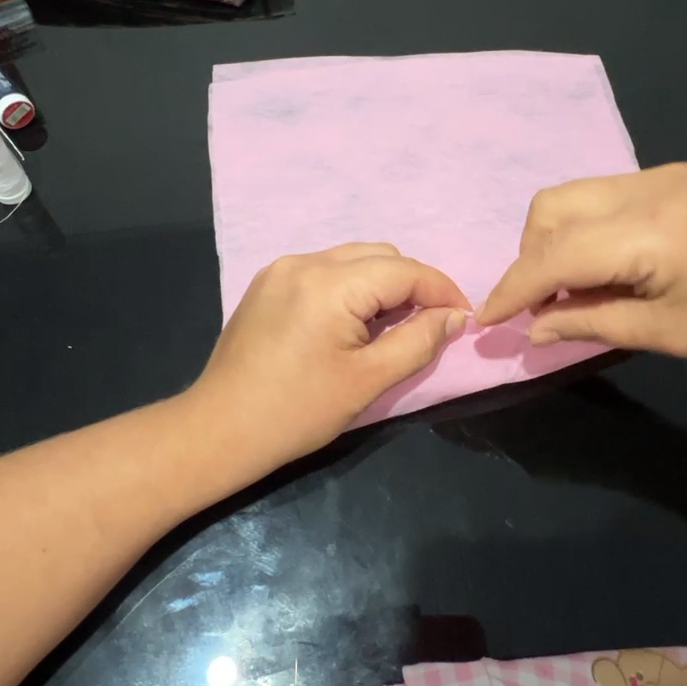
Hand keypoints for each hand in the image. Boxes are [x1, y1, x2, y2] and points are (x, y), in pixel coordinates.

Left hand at [191, 243, 470, 464]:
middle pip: (379, 256)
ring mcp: (280, 270)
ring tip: (393, 326)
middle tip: (428, 326)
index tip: (465, 318)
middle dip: (413, 285)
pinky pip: (324, 271)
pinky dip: (350, 287)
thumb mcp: (368, 381)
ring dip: (381, 285)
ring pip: (351, 259)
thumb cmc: (297, 411)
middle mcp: (304, 262)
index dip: (442, 290)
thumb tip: (454, 317)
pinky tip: (352, 323)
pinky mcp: (267, 284)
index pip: (404, 270)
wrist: (221, 429)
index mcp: (330, 283)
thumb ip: (418, 341)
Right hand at [476, 163, 686, 364]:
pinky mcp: (683, 174)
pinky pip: (609, 193)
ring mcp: (668, 173)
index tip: (485, 319)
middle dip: (531, 257)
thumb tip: (532, 329)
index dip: (513, 288)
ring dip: (557, 238)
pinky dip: (590, 226)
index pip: (555, 253)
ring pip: (578, 194)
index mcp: (652, 230)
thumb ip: (591, 325)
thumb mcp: (669, 334)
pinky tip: (613, 261)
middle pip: (553, 207)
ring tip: (577, 286)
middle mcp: (652, 186)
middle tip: (544, 305)